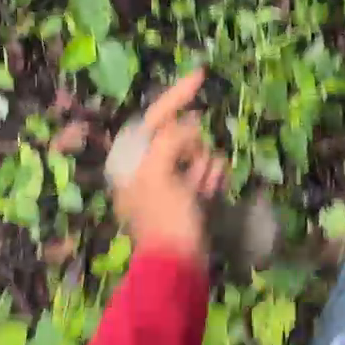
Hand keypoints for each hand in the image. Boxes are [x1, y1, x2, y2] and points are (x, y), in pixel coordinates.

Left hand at [113, 69, 225, 259]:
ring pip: (198, 150)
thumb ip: (170, 139)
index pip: (155, 116)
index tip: (201, 75)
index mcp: (132, 161)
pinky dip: (212, 176)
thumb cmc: (164, 220)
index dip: (177, 94)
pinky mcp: (187, 195)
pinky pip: (207, 169)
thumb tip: (190, 126)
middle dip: (196, 146)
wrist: (178, 269)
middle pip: (182, 133)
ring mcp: (169, 182)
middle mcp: (147, 167)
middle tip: (195, 169)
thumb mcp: (159, 173)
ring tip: (204, 186)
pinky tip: (211, 190)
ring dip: (206, 164)